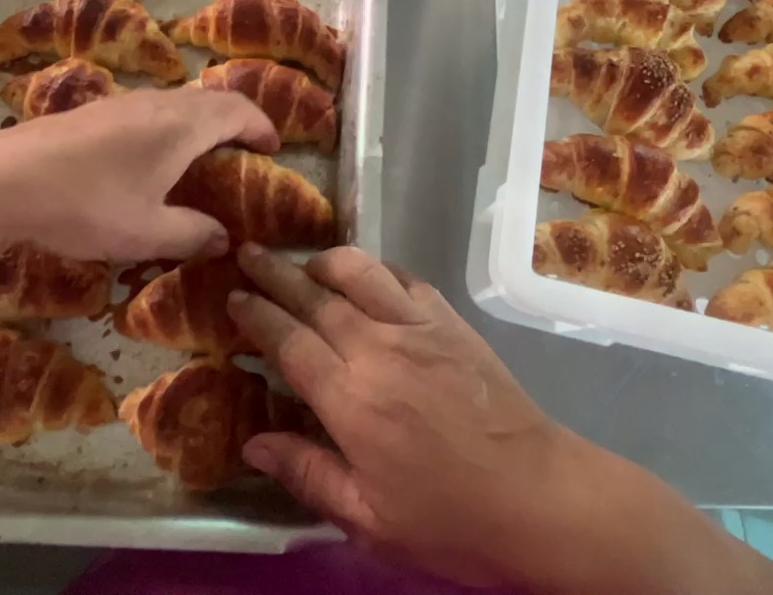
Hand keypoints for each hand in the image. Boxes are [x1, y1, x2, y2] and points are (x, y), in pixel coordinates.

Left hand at [0, 88, 278, 265]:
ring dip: (200, 121)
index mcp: (182, 125)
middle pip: (210, 99)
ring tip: (202, 156)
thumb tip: (225, 238)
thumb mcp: (147, 233)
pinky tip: (149, 158)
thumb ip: (193, 234)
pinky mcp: (93, 111)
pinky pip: (150, 109)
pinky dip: (170, 125)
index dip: (262, 126)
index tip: (275, 148)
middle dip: (235, 121)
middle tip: (244, 152)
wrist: (1, 181)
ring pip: (177, 101)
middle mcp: (157, 103)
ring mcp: (121, 102)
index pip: (238, 109)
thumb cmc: (87, 205)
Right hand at [226, 244, 594, 587]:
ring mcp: (419, 328)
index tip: (232, 296)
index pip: (288, 341)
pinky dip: (378, 271)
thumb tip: (252, 445)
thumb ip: (307, 473)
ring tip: (305, 264)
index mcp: (351, 400)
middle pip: (315, 296)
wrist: (540, 496)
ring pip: (360, 273)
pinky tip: (369, 279)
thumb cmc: (450, 519)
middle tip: (248, 254)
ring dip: (326, 261)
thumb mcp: (368, 517)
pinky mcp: (451, 322)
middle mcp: (378, 349)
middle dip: (275, 272)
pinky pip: (405, 279)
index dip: (256, 315)